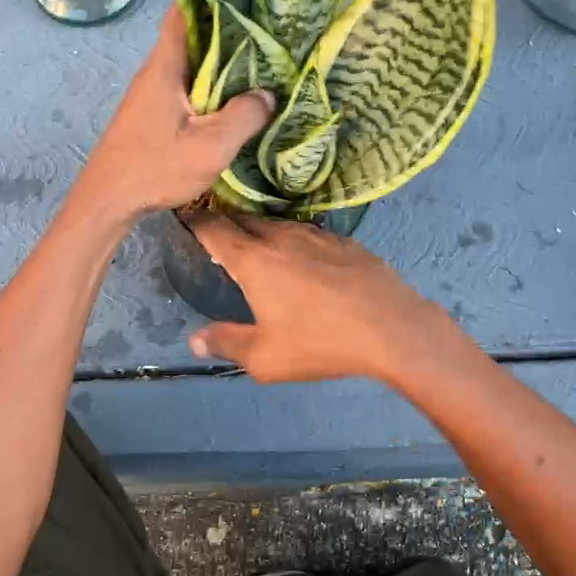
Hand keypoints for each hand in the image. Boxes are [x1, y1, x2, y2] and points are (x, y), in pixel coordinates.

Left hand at [75, 7, 274, 220]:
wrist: (107, 201)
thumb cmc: (154, 168)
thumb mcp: (210, 147)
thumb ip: (243, 117)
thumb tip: (267, 95)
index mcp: (165, 66)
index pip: (183, 13)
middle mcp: (155, 71)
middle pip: (191, 35)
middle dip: (225, 27)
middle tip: (267, 24)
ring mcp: (151, 93)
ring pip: (190, 63)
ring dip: (220, 59)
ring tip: (261, 56)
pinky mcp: (152, 113)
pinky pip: (186, 85)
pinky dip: (210, 82)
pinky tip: (234, 95)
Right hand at [185, 214, 471, 383]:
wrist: (392, 328)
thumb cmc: (320, 342)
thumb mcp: (265, 357)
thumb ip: (226, 343)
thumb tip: (194, 340)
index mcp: (253, 259)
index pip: (213, 228)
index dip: (195, 222)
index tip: (184, 221)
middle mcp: (279, 236)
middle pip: (242, 219)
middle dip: (224, 224)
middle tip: (214, 237)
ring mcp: (314, 234)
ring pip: (275, 223)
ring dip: (258, 230)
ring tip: (254, 245)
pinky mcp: (342, 240)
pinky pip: (305, 232)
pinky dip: (291, 238)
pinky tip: (299, 257)